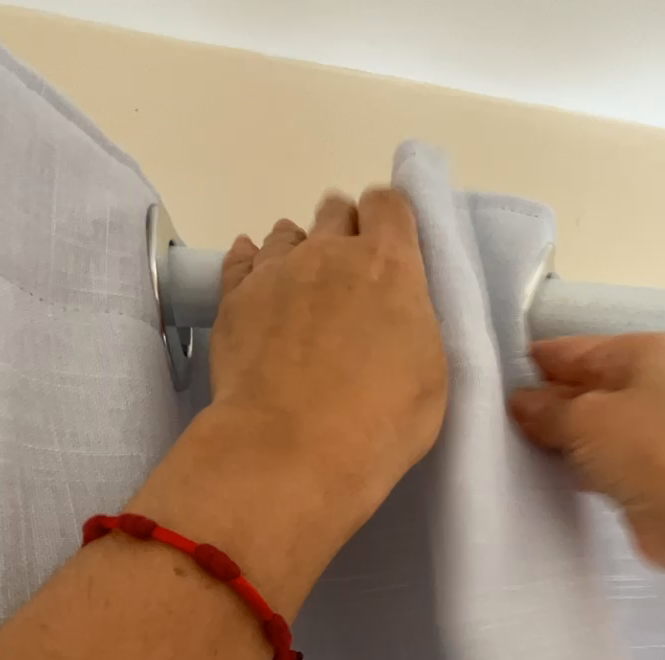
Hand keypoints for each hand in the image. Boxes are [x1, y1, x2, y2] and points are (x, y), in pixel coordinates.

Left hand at [209, 189, 446, 526]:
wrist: (294, 449)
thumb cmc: (382, 419)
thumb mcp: (431, 372)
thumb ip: (413, 322)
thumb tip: (394, 307)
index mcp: (388, 265)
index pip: (389, 204)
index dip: (390, 220)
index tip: (393, 247)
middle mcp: (329, 253)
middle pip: (336, 211)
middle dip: (346, 233)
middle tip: (352, 280)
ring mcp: (275, 272)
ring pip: (287, 234)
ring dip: (301, 252)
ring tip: (305, 294)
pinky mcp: (233, 299)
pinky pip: (242, 261)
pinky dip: (254, 265)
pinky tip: (260, 286)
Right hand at [507, 334, 664, 571]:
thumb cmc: (646, 450)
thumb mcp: (585, 418)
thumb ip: (547, 408)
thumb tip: (520, 401)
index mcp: (638, 353)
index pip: (571, 349)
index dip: (532, 364)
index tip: (489, 382)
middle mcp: (646, 384)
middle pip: (580, 386)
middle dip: (542, 402)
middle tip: (490, 417)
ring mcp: (648, 430)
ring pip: (588, 426)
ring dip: (557, 436)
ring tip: (507, 444)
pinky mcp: (644, 471)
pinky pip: (598, 459)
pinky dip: (576, 465)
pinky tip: (542, 473)